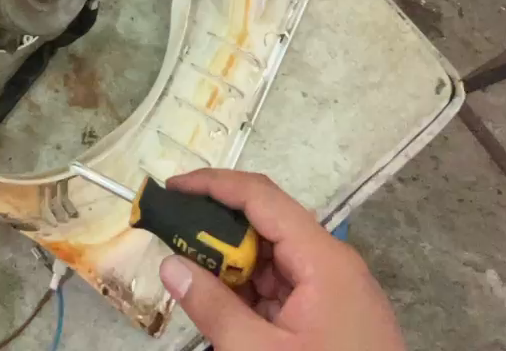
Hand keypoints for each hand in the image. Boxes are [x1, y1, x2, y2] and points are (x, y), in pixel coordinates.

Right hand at [158, 170, 404, 350]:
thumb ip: (213, 307)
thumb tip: (169, 265)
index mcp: (323, 259)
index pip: (260, 196)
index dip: (213, 184)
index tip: (171, 187)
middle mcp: (332, 265)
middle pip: (267, 224)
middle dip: (217, 226)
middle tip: (172, 231)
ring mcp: (337, 293)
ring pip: (273, 258)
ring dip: (232, 263)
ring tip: (190, 270)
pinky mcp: (335, 320)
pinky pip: (285, 288)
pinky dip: (251, 291)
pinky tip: (224, 305)